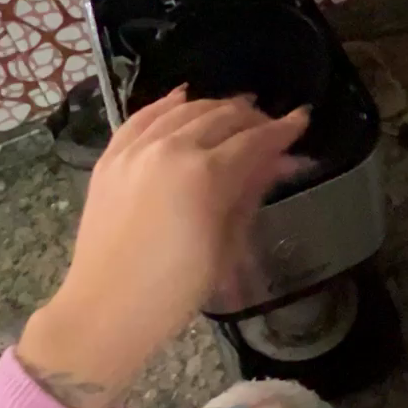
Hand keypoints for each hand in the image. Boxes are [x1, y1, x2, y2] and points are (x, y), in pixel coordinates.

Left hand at [18, 88, 308, 407]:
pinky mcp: (111, 157)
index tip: (301, 120)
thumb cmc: (175, 291)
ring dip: (215, 107)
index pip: (254, 140)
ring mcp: (136, 149)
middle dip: (252, 118)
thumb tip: (280, 161)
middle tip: (271, 125)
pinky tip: (184, 97)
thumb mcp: (225, 244)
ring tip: (237, 112)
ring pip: (185, 110)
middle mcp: (170, 148)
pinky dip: (167, 104)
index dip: (282, 130)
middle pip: (221, 118)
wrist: (105, 310)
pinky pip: (142, 116)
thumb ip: (250, 192)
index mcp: (204, 174)